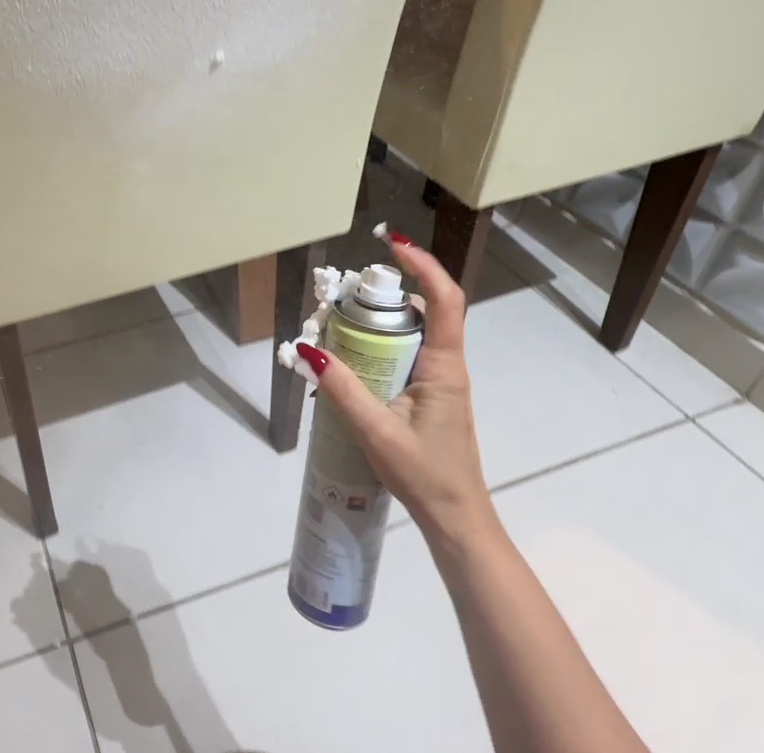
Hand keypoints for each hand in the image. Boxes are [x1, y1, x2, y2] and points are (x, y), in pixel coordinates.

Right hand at [299, 237, 495, 544]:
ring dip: (380, 323)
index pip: (444, 300)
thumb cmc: (424, 474)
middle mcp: (447, 365)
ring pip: (413, 334)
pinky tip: (352, 364)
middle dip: (385, 295)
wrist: (455, 518)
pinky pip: (406, 357)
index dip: (423, 266)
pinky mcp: (430, 396)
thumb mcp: (375, 431)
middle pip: (423, 311)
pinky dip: (381, 349)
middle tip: (344, 295)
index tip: (392, 245)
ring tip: (340, 325)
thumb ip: (341, 389)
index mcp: (444, 366)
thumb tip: (307, 350)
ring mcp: (440, 381)